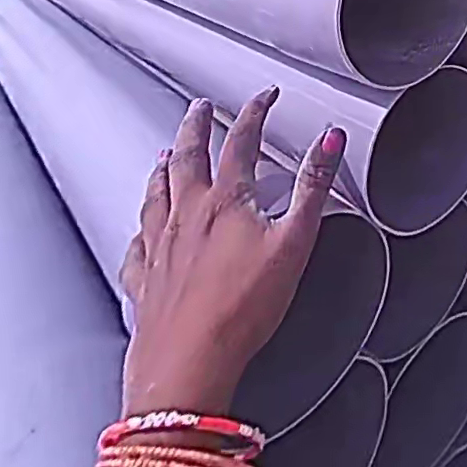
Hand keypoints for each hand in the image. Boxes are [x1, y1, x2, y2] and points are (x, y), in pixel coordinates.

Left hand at [118, 90, 344, 434]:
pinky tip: (142, 228)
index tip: (264, 96)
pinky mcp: (145, 280)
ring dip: (162, 166)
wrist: (188, 370)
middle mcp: (187, 214)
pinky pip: (136, 244)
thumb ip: (314, 185)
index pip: (241, 140)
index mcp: (226, 200)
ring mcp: (160, 246)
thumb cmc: (242, 308)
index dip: (255, 111)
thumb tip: (330, 141)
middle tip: (199, 106)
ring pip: (156, 192)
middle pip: (186, 156)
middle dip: (195, 125)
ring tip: (163, 153)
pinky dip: (140, 225)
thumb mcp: (295, 240)